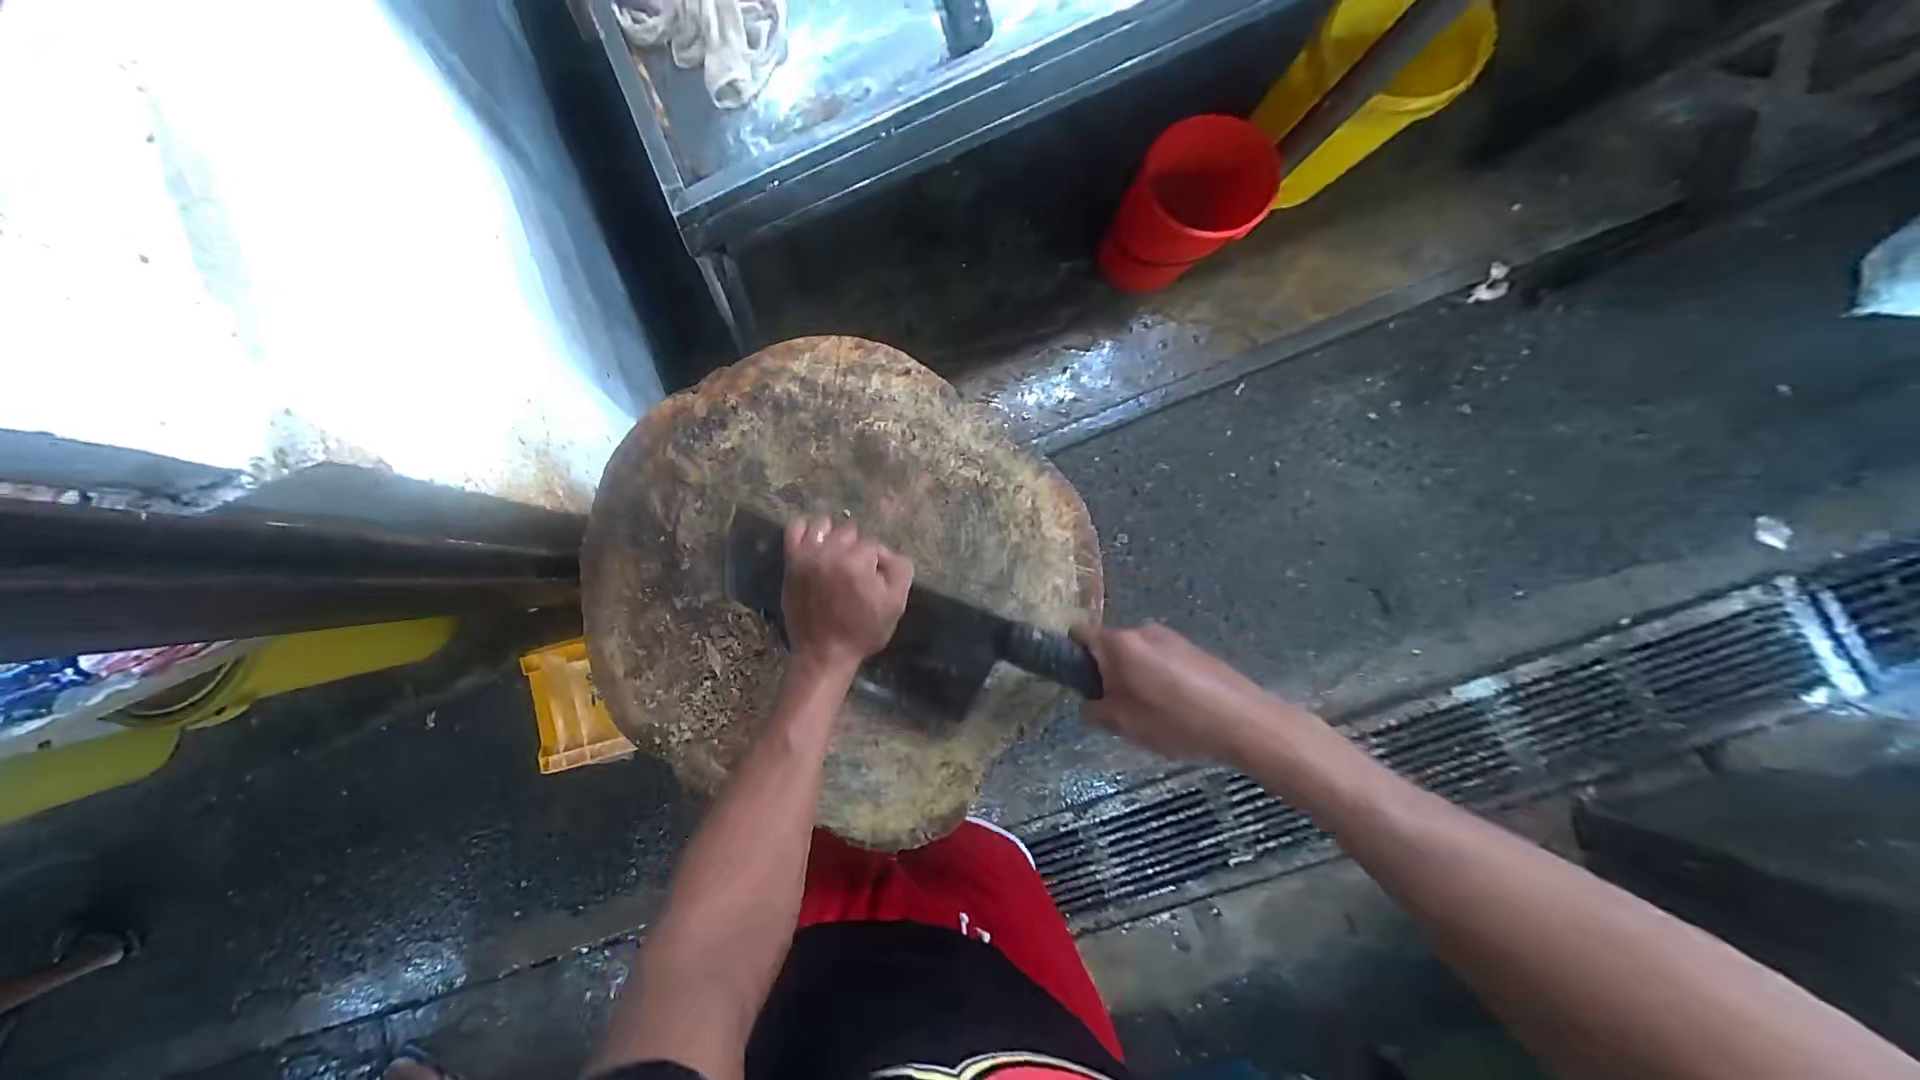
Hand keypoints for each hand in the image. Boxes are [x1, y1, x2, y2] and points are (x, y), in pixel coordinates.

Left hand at [781, 516, 912, 674]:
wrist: (823, 653)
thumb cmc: (862, 631)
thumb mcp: (895, 603)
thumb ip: (899, 569)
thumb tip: (885, 554)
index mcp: (856, 561)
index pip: (874, 546)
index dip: (879, 565)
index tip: (875, 584)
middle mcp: (829, 552)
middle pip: (850, 534)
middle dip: (858, 551)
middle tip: (858, 576)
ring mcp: (807, 556)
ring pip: (825, 527)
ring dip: (835, 537)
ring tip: (839, 557)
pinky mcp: (792, 563)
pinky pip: (795, 531)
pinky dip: (807, 529)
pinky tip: (817, 541)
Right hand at [1071, 621, 1270, 765]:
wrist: (1242, 722)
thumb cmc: (1173, 721)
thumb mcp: (1122, 724)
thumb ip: (1094, 710)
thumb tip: (1090, 704)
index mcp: (1118, 643)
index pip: (1079, 632)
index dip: (1072, 655)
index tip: (1079, 682)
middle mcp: (1142, 631)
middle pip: (1111, 645)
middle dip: (1108, 671)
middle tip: (1117, 706)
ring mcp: (1172, 637)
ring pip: (1138, 654)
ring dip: (1136, 676)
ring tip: (1152, 712)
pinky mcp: (1195, 649)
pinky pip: (1163, 660)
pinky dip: (1161, 678)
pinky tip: (1177, 708)